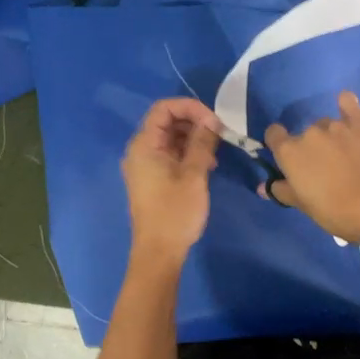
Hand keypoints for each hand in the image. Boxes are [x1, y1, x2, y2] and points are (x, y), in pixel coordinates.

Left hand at [123, 97, 221, 263]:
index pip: (163, 109)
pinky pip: (169, 156)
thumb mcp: (194, 175)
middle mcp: (140, 151)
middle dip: (194, 122)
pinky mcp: (152, 179)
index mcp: (144, 145)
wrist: (159, 251)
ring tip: (215, 153)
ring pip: (170, 139)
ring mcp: (144, 166)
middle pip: (166, 122)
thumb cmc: (175, 212)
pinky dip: (187, 154)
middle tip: (219, 135)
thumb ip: (202, 143)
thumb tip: (212, 121)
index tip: (214, 121)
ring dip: (193, 139)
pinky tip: (206, 166)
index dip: (190, 107)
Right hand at [264, 92, 359, 241]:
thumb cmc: (331, 211)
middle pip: (304, 134)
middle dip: (311, 148)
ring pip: (327, 125)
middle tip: (324, 167)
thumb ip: (282, 190)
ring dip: (330, 136)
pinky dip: (346, 105)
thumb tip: (263, 187)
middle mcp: (309, 133)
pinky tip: (347, 108)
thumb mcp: (302, 205)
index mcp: (290, 152)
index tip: (288, 157)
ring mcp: (336, 126)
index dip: (278, 143)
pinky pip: (349, 103)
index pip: (274, 134)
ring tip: (344, 154)